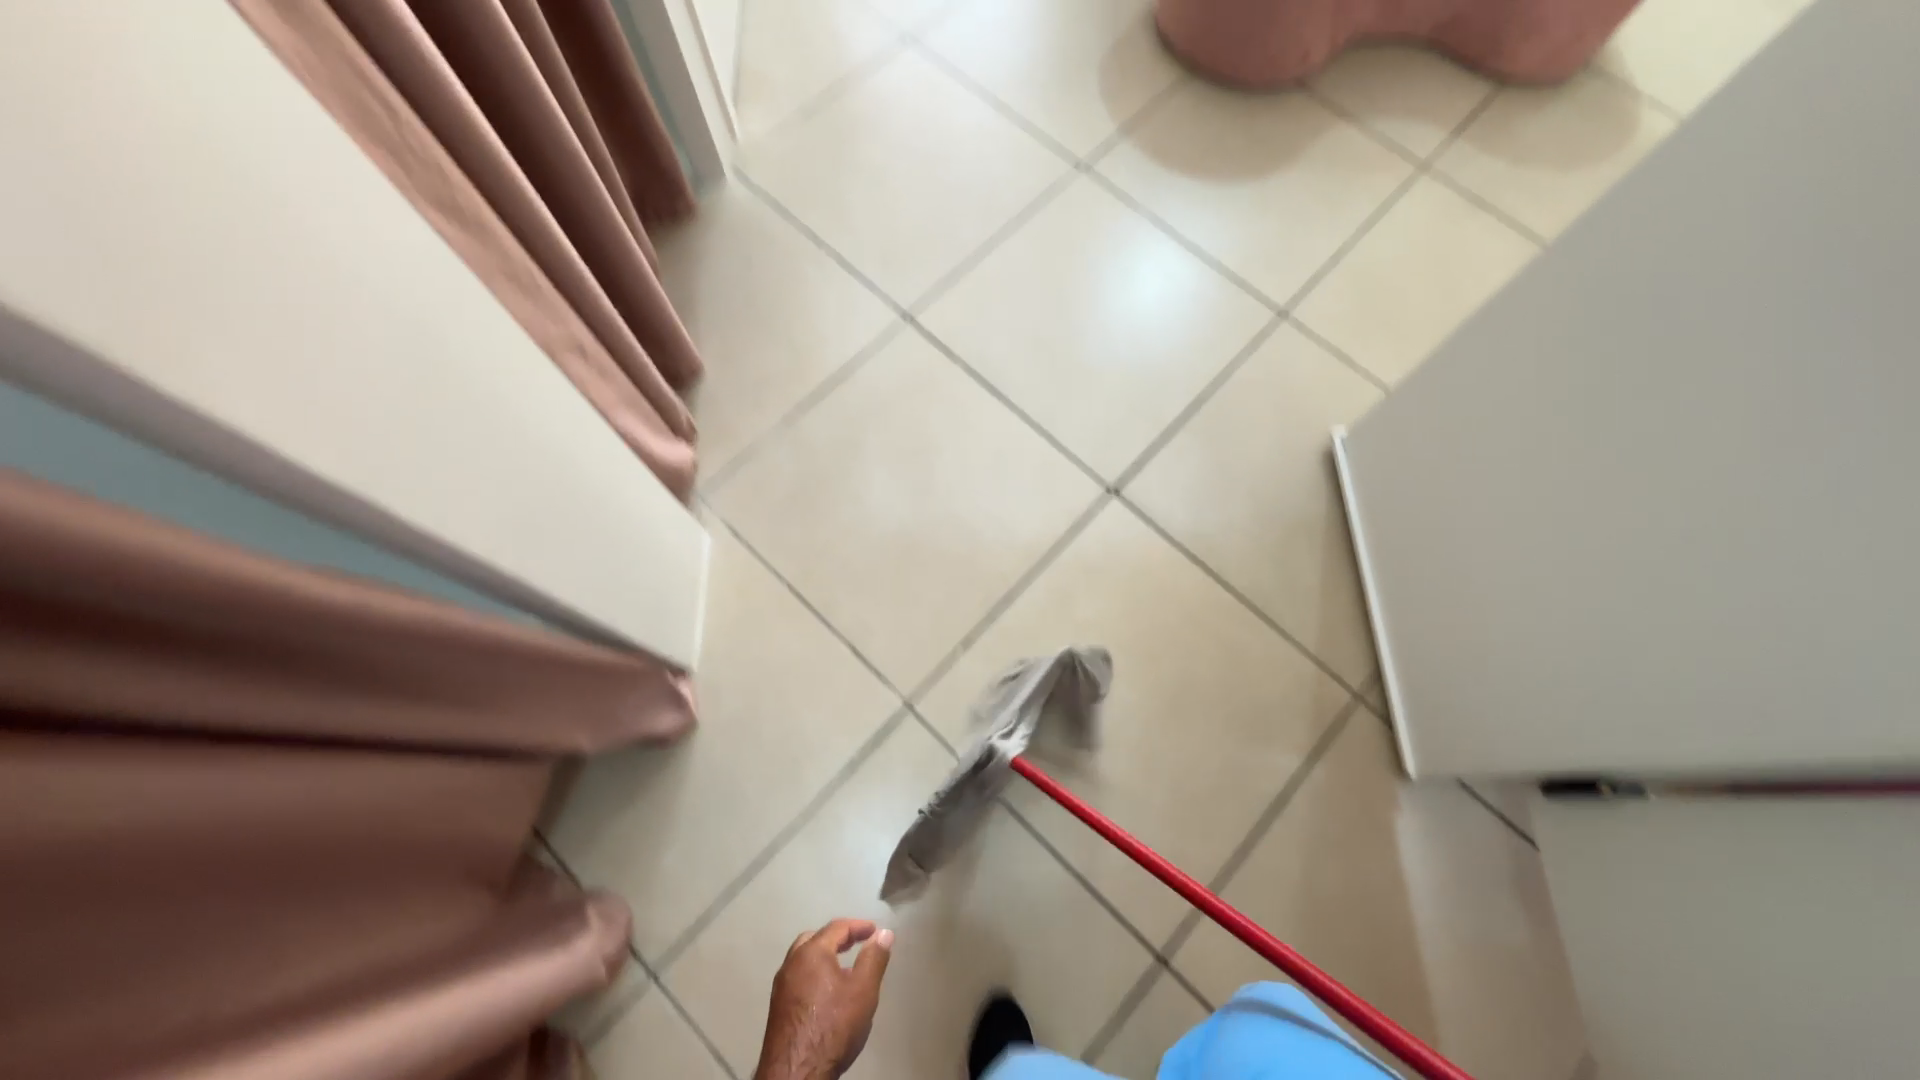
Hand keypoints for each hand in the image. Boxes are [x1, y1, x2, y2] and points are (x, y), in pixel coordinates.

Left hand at [754, 918, 894, 1079]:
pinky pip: (797, 977)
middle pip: (814, 939)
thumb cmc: (833, 1026)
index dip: (858, 926)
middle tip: (856, 943)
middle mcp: (791, 964)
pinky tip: (826, 992)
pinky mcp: (777, 1007)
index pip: (836, 928)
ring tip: (843, 967)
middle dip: (837, 938)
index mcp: (811, 953)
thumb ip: (874, 959)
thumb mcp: (863, 991)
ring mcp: (781, 986)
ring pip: (803, 959)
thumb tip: (884, 933)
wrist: (796, 1071)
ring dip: (823, 956)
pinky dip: (813, 973)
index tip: (874, 931)